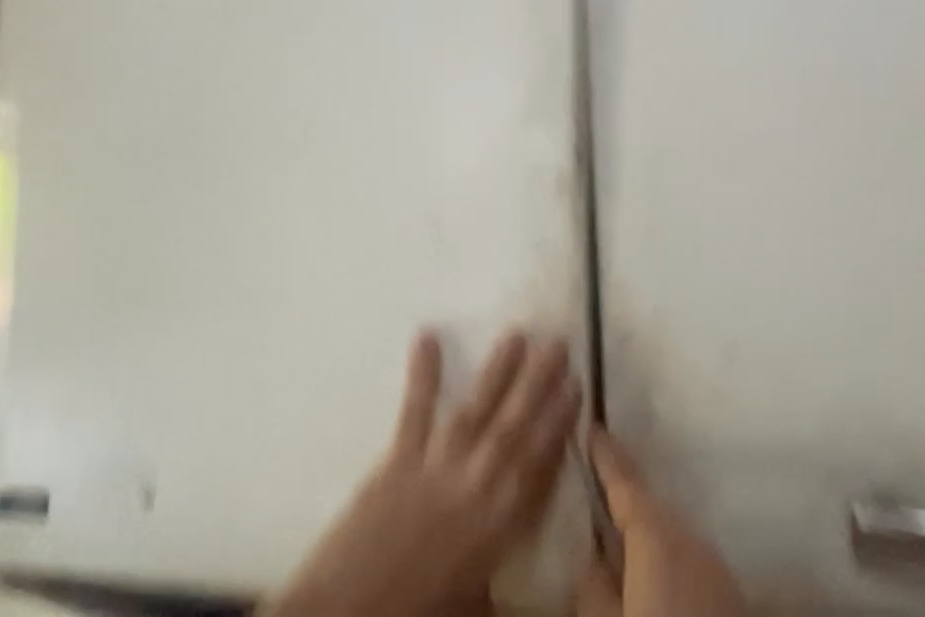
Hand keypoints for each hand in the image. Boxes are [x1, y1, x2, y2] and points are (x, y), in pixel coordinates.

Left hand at [268, 330, 581, 616]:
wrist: (347, 615)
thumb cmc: (418, 610)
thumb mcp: (477, 601)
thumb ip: (508, 578)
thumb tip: (540, 581)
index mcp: (499, 522)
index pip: (538, 463)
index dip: (559, 423)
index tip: (577, 386)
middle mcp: (475, 486)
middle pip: (513, 428)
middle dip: (538, 384)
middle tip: (558, 344)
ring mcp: (435, 468)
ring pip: (474, 412)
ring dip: (497, 372)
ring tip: (517, 335)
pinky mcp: (397, 462)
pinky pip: (413, 412)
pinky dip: (422, 375)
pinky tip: (428, 337)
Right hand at [575, 431, 745, 616]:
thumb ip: (595, 591)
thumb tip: (591, 564)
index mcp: (657, 538)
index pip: (626, 483)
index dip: (607, 456)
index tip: (593, 427)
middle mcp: (691, 540)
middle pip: (650, 506)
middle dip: (622, 493)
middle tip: (593, 479)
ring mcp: (716, 568)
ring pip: (670, 534)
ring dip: (642, 529)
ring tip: (612, 529)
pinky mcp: (727, 596)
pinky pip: (686, 559)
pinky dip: (661, 555)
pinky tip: (644, 573)